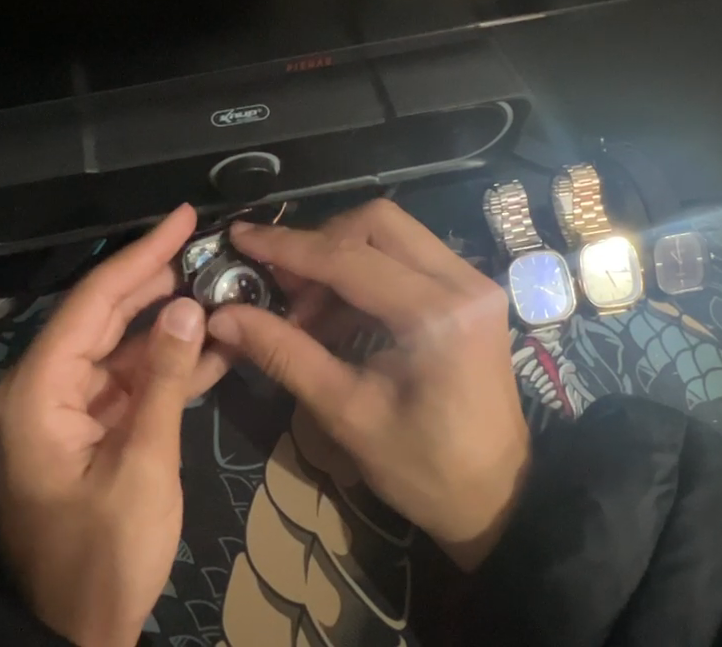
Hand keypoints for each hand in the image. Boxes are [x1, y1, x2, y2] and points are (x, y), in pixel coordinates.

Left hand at [0, 205, 228, 646]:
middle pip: (108, 313)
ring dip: (172, 322)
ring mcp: (71, 406)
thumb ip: (167, 381)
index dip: (142, 254)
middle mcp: (48, 384)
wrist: (78, 632)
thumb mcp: (144, 465)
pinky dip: (171, 364)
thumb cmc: (104, 555)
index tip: (182, 217)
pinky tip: (215, 344)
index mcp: (42, 387)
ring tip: (222, 289)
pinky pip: (133, 380)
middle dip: (159, 279)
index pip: (95, 300)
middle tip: (210, 248)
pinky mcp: (93, 427)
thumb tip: (189, 307)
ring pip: (125, 343)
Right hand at [205, 199, 529, 570]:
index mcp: (438, 312)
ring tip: (303, 313)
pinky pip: (405, 258)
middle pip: (376, 223)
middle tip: (280, 287)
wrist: (499, 498)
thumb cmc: (426, 470)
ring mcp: (471, 281)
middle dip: (319, 245)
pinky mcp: (468, 291)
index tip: (239, 237)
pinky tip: (334, 319)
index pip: (349, 258)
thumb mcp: (348, 415)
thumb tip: (223, 317)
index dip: (287, 248)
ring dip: (339, 260)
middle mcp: (462, 280)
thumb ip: (286, 355)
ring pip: (391, 234)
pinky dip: (363, 276)